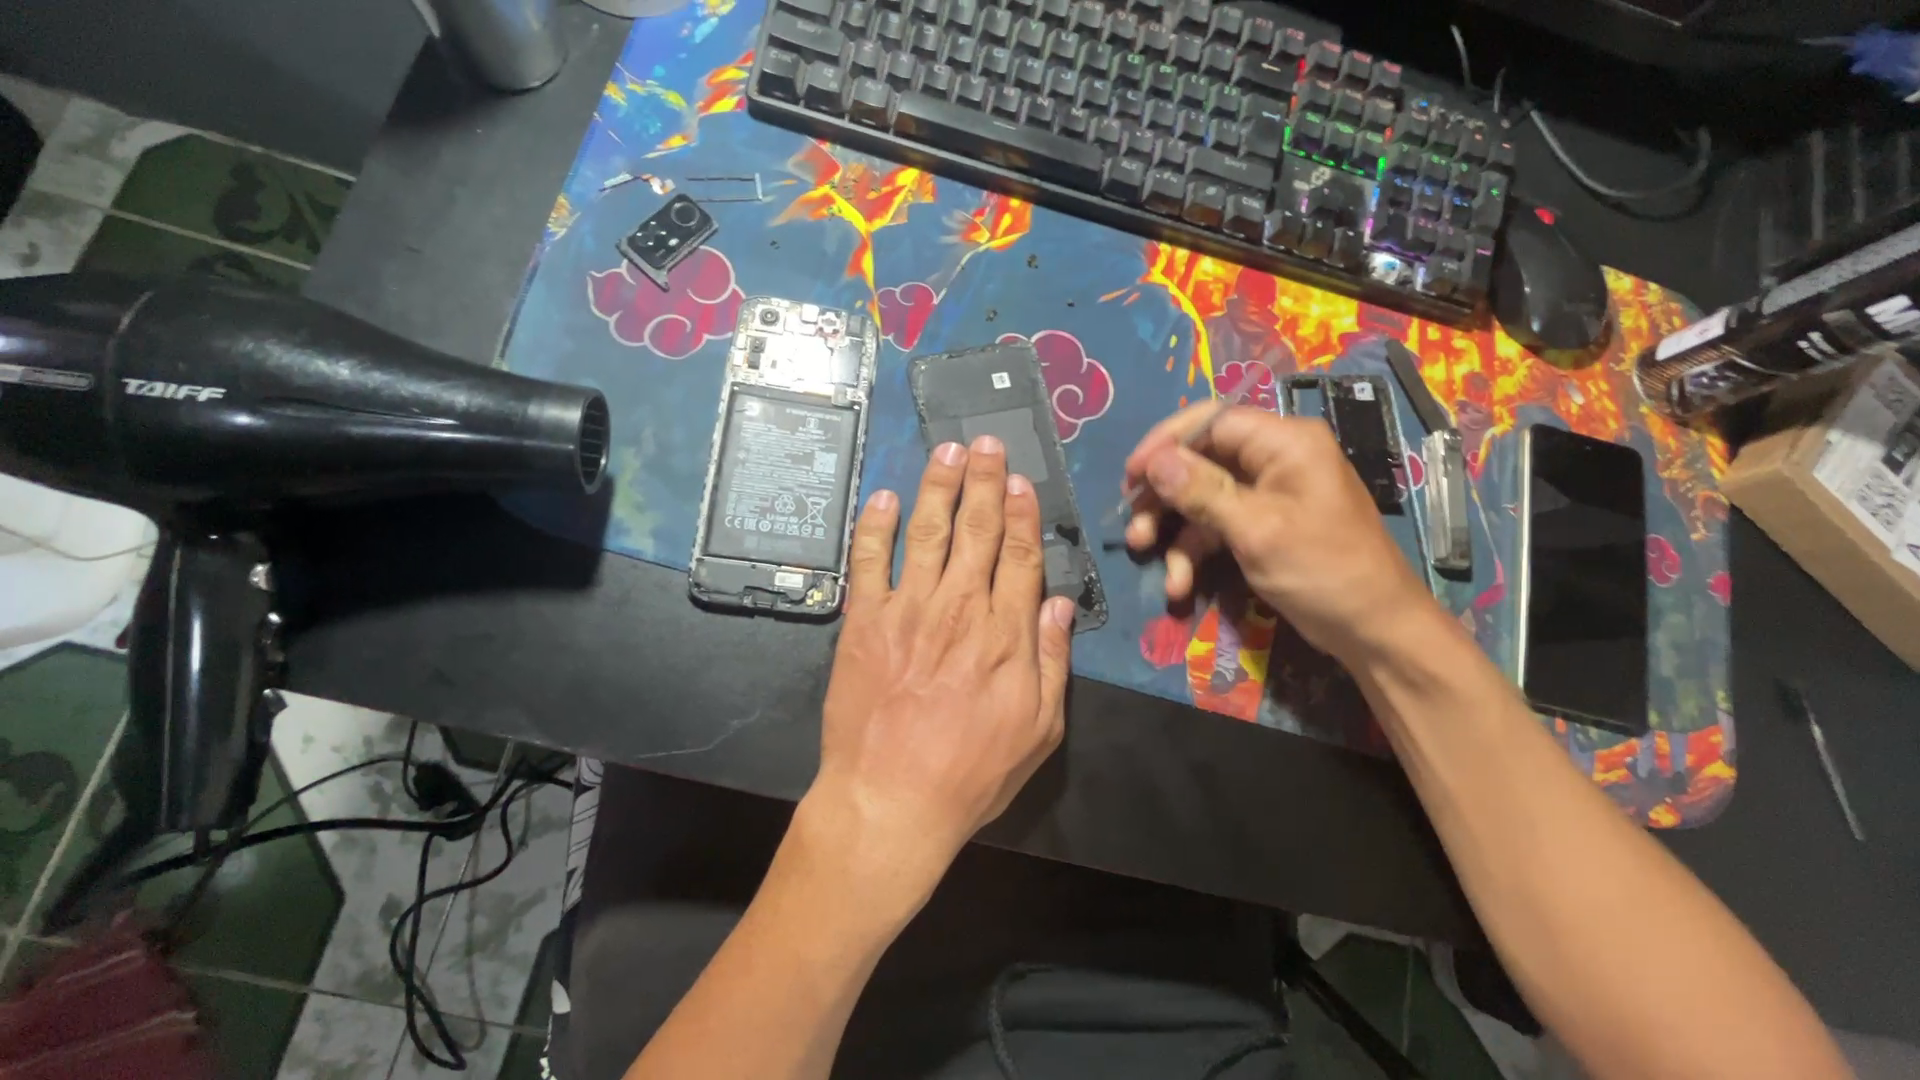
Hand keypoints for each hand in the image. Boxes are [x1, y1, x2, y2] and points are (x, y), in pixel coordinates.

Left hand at [812, 435, 1076, 893]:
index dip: (1022, 513)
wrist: (891, 800)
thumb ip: (1052, 661)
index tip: (1022, 480)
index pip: (1019, 556)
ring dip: (938, 487)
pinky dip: (876, 527)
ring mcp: (908, 611)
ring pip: (928, 533)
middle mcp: (960, 609)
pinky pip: (870, 562)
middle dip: (985, 481)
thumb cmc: (972, 774)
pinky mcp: (864, 622)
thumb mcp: (1039, 730)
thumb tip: (1057, 602)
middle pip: (977, 531)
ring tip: (947, 450)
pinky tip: (883, 498)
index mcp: (1006, 635)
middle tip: (987, 442)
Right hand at [1122, 405, 1434, 664]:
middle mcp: (1276, 458)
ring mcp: (1270, 493)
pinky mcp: (1264, 525)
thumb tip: (1154, 461)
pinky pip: (1218, 525)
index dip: (1165, 444)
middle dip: (1164, 495)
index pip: (1212, 421)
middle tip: (1135, 524)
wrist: (1373, 629)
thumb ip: (1202, 491)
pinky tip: (1179, 584)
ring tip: (1146, 554)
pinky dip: (1195, 552)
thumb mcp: (1256, 529)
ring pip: (1203, 497)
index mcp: (1284, 442)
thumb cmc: (1321, 570)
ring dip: (1174, 529)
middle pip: (1202, 460)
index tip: (1131, 477)